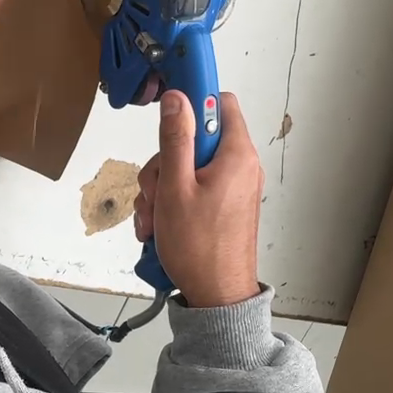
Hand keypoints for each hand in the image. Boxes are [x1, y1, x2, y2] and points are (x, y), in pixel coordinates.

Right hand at [134, 91, 263, 307]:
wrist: (216, 296)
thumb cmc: (197, 246)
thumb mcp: (174, 188)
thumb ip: (175, 139)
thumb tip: (177, 97)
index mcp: (235, 154)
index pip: (219, 102)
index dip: (191, 104)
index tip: (165, 120)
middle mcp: (240, 165)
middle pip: (192, 140)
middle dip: (163, 164)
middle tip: (154, 194)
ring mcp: (232, 186)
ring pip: (186, 167)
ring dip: (161, 190)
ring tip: (153, 220)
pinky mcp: (224, 205)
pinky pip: (192, 189)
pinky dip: (172, 203)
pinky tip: (159, 226)